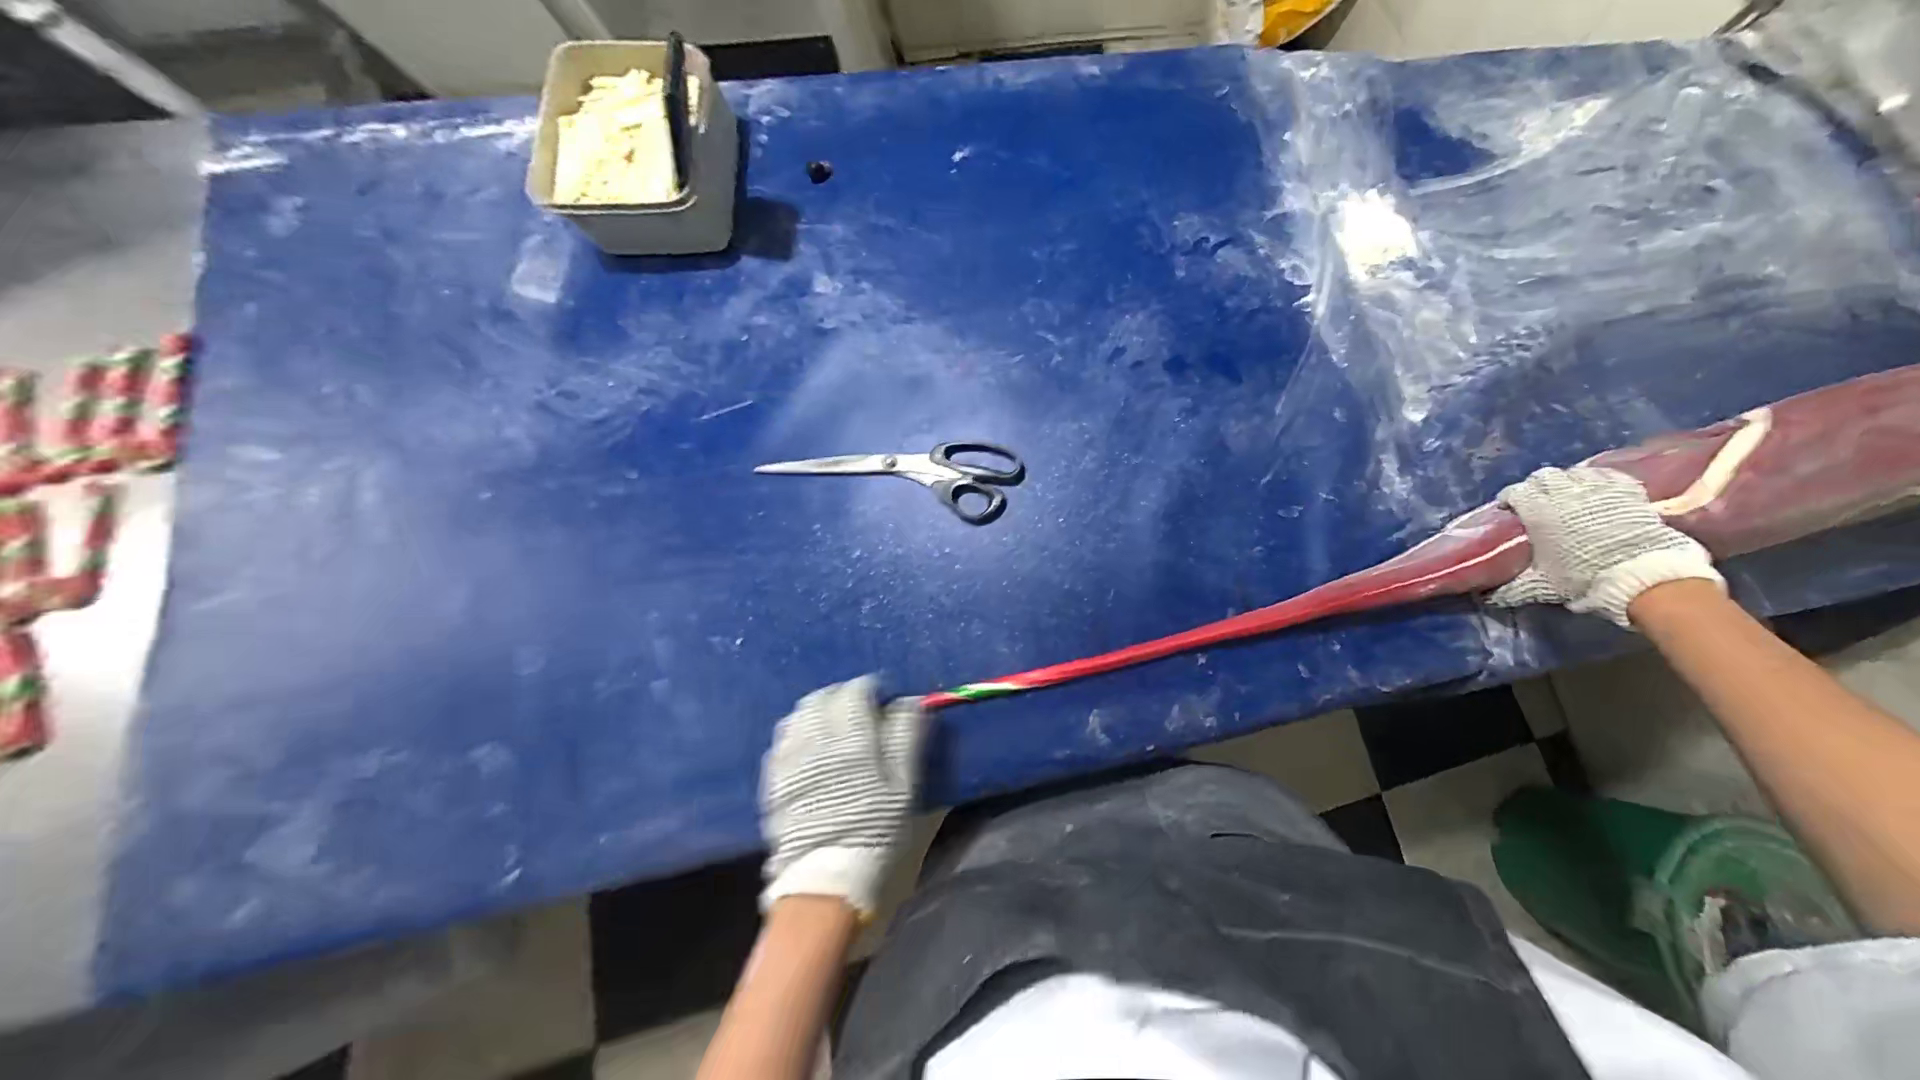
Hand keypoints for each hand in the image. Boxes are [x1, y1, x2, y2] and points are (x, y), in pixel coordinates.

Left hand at [760, 675, 924, 915]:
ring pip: (800, 714)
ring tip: (834, 729)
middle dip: (844, 698)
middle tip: (861, 714)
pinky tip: (810, 749)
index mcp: (855, 739)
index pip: (859, 691)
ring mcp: (792, 760)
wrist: (828, 889)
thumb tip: (910, 706)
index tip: (886, 703)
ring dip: (819, 713)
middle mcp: (818, 740)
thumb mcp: (906, 791)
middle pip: (825, 697)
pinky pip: (783, 742)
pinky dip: (799, 735)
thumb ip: (907, 742)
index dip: (873, 691)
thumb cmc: (879, 840)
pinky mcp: (776, 781)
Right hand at [1488, 466, 1724, 627]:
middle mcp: (1564, 493)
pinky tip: (1598, 491)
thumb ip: (1511, 588)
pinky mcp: (1627, 491)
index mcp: (1537, 511)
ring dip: (1567, 481)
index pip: (1514, 492)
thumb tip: (1486, 598)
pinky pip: (1607, 475)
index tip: (1508, 509)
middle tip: (1537, 500)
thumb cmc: (1583, 577)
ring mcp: (1598, 489)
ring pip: (1574, 472)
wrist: (1642, 575)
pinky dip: (1599, 480)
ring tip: (1568, 494)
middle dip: (1537, 486)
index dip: (1509, 499)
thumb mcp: (1541, 585)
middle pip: (1544, 476)